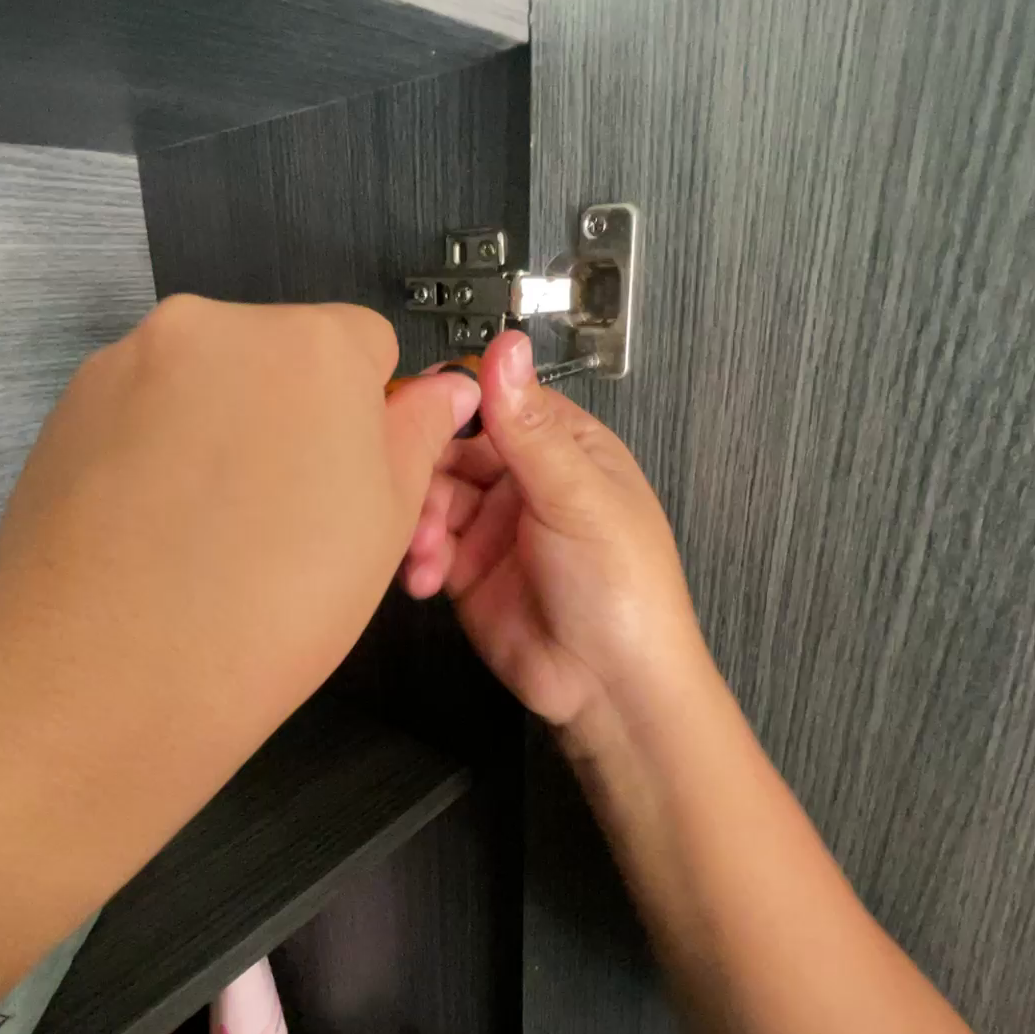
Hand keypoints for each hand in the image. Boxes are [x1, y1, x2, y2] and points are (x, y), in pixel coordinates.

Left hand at [0, 295, 480, 737]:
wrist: (110, 678)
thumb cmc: (276, 604)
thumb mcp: (385, 523)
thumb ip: (419, 435)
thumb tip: (444, 391)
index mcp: (313, 344)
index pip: (368, 341)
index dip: (370, 412)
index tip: (352, 473)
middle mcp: (215, 324)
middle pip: (285, 352)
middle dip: (300, 411)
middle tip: (291, 508)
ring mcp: (131, 358)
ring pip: (213, 378)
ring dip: (231, 426)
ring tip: (219, 526)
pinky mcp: (71, 402)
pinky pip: (148, 404)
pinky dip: (166, 444)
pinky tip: (161, 523)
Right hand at [401, 330, 716, 726]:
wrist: (608, 688)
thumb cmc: (624, 589)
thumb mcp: (577, 497)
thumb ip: (530, 426)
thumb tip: (509, 345)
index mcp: (561, 447)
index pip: (493, 400)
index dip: (450, 403)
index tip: (411, 413)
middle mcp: (522, 480)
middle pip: (449, 449)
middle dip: (424, 471)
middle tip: (410, 494)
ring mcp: (491, 526)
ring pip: (429, 498)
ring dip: (416, 521)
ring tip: (424, 552)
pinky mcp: (465, 570)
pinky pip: (422, 547)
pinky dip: (414, 558)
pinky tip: (423, 577)